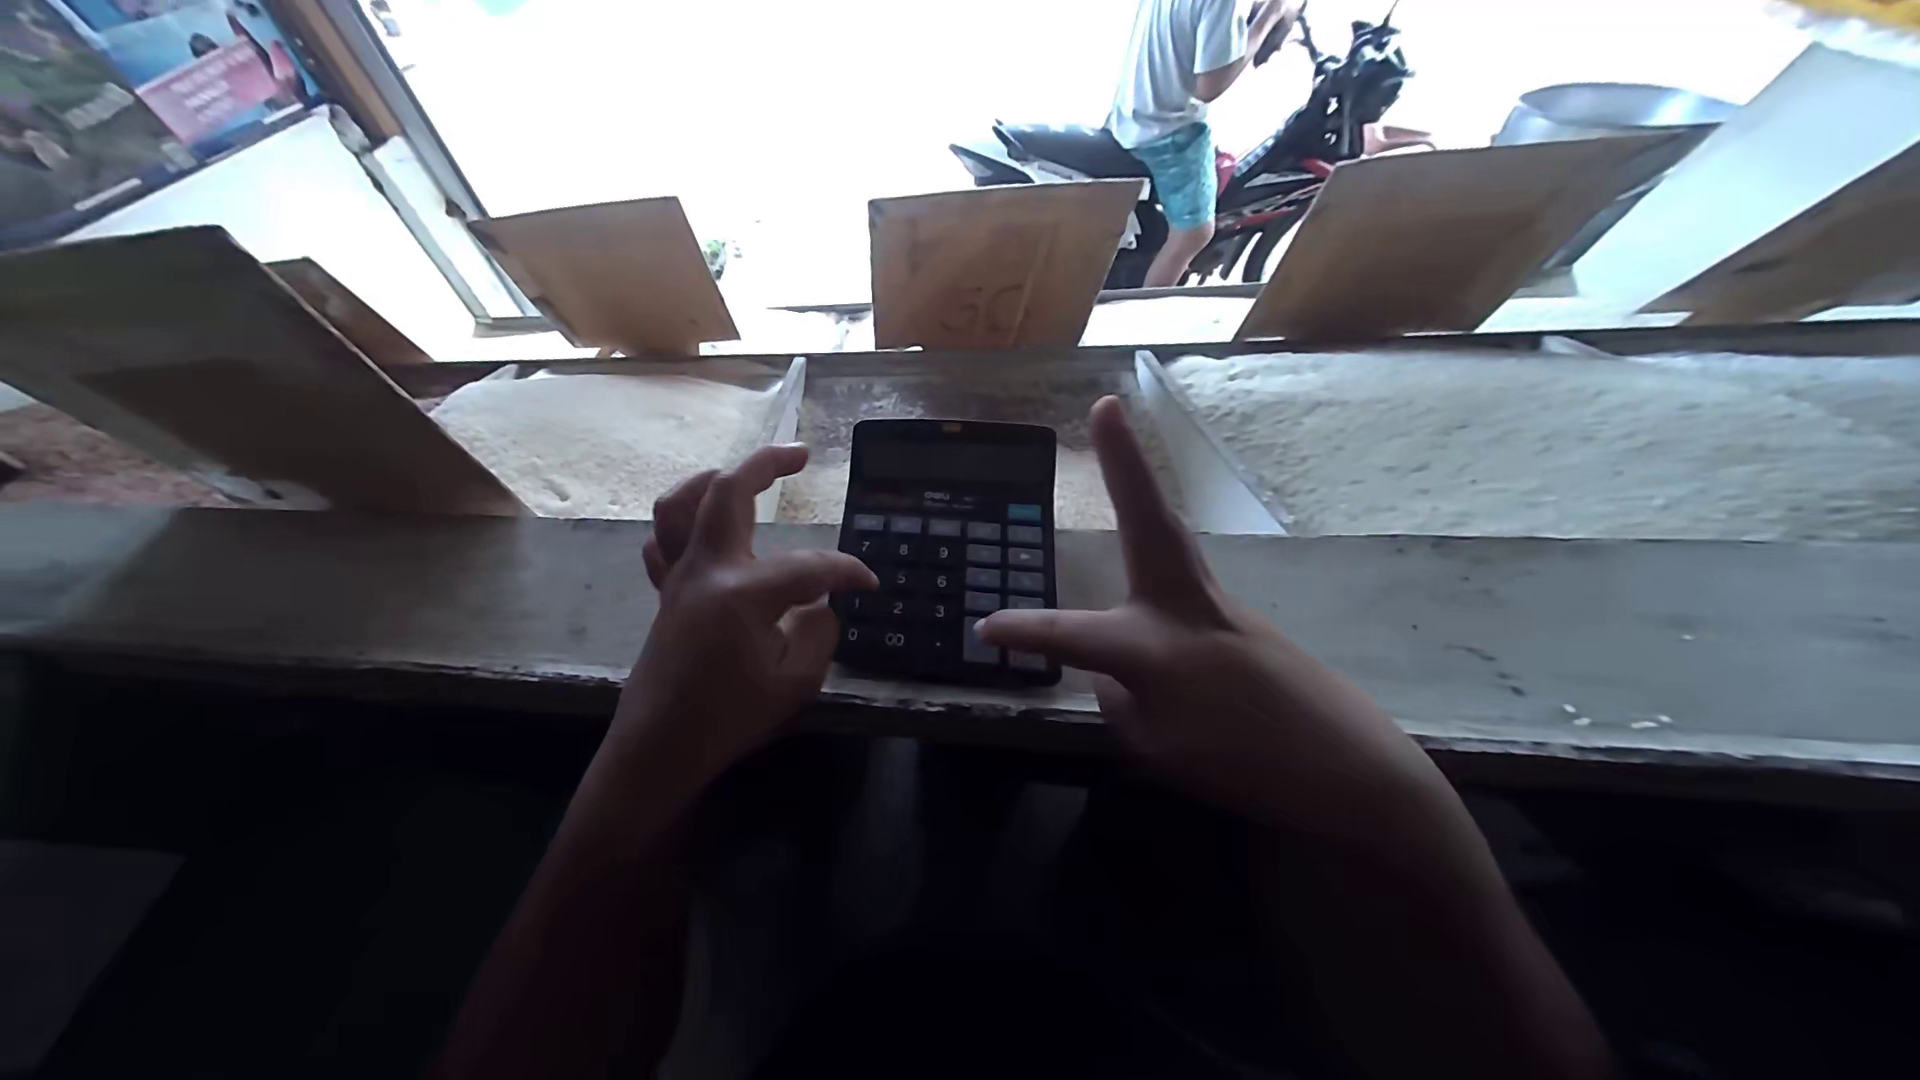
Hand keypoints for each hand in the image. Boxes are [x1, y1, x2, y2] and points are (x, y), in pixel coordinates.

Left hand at [606, 444, 875, 789]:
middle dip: (768, 464)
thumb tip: (820, 604)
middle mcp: (706, 570)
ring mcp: (678, 577)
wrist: (659, 749)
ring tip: (748, 476)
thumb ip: (819, 632)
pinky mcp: (666, 593)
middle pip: (729, 492)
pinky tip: (709, 529)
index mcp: (743, 593)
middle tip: (802, 455)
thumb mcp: (797, 684)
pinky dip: (684, 523)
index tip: (870, 584)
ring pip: (680, 504)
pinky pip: (664, 541)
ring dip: (715, 480)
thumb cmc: (729, 721)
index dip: (847, 572)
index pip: (810, 567)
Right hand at [977, 398, 1451, 845]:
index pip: (1068, 635)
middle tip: (1106, 407)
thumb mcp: (1155, 746)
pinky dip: (1164, 615)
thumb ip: (1119, 696)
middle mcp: (1187, 608)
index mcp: (1155, 645)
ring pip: (1169, 556)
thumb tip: (1113, 667)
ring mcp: (1223, 606)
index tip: (984, 628)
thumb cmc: (1243, 767)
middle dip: (1126, 462)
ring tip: (1121, 468)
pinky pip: (1186, 606)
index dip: (1021, 632)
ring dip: (1142, 515)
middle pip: (1152, 521)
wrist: (1353, 773)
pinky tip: (1179, 655)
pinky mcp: (1245, 621)